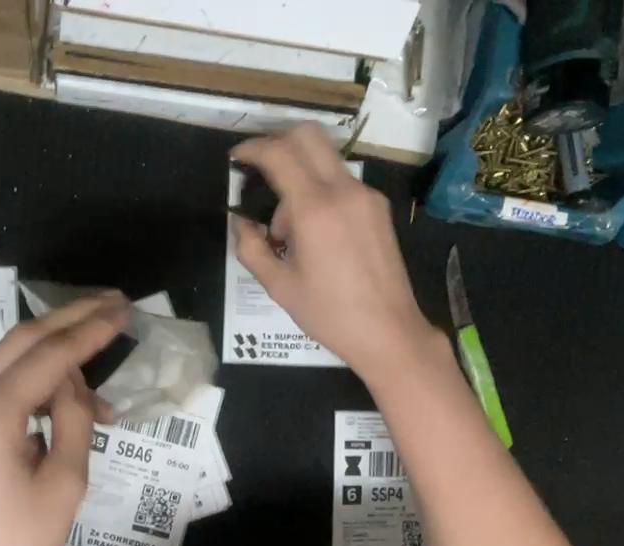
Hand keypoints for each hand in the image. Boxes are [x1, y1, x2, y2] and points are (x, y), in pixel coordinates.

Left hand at [0, 293, 126, 545]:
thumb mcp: (66, 484)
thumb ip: (75, 419)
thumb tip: (76, 383)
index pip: (47, 355)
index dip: (89, 330)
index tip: (124, 309)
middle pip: (19, 341)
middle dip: (68, 319)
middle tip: (113, 304)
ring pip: (7, 361)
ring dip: (53, 353)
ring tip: (100, 349)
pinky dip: (32, 383)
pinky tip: (67, 395)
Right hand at [231, 126, 446, 384]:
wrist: (387, 331)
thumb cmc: (329, 314)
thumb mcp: (279, 287)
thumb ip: (253, 249)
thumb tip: (242, 224)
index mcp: (315, 210)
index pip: (279, 154)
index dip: (252, 149)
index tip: (236, 159)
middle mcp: (343, 191)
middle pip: (307, 136)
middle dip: (277, 143)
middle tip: (258, 170)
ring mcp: (365, 196)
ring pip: (325, 159)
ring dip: (298, 174)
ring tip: (285, 226)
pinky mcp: (378, 208)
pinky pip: (341, 182)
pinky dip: (319, 191)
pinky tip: (311, 233)